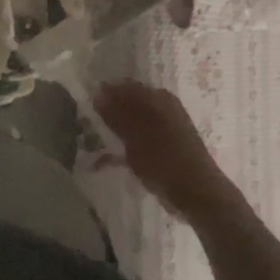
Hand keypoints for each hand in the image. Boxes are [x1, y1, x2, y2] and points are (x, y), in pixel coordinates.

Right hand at [93, 80, 240, 219]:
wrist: (195, 192)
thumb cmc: (164, 158)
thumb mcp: (135, 135)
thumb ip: (116, 114)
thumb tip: (98, 93)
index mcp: (159, 100)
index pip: (126, 87)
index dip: (105, 93)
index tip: (84, 104)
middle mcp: (162, 111)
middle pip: (128, 106)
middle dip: (106, 113)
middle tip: (84, 123)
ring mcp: (163, 132)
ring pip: (130, 126)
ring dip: (111, 132)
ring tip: (89, 141)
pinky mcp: (161, 152)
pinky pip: (135, 145)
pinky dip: (119, 152)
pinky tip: (100, 163)